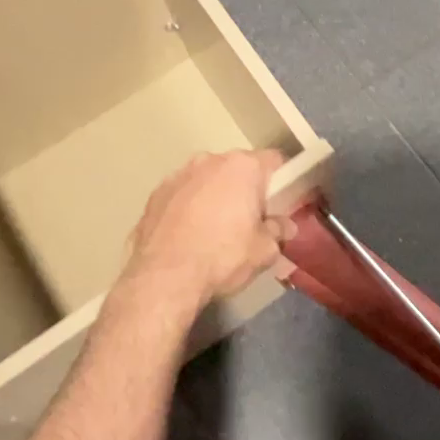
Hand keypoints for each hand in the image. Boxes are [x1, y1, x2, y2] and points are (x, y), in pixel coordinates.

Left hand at [125, 150, 294, 305]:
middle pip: (238, 168)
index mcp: (242, 167)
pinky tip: (189, 235)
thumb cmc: (223, 258)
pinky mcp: (155, 193)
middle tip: (250, 221)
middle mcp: (209, 161)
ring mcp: (178, 174)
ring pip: (208, 179)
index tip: (282, 203)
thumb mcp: (264, 251)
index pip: (274, 161)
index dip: (283, 181)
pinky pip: (183, 194)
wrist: (164, 278)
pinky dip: (189, 207)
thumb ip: (278, 232)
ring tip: (215, 230)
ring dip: (215, 196)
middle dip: (246, 189)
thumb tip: (283, 226)